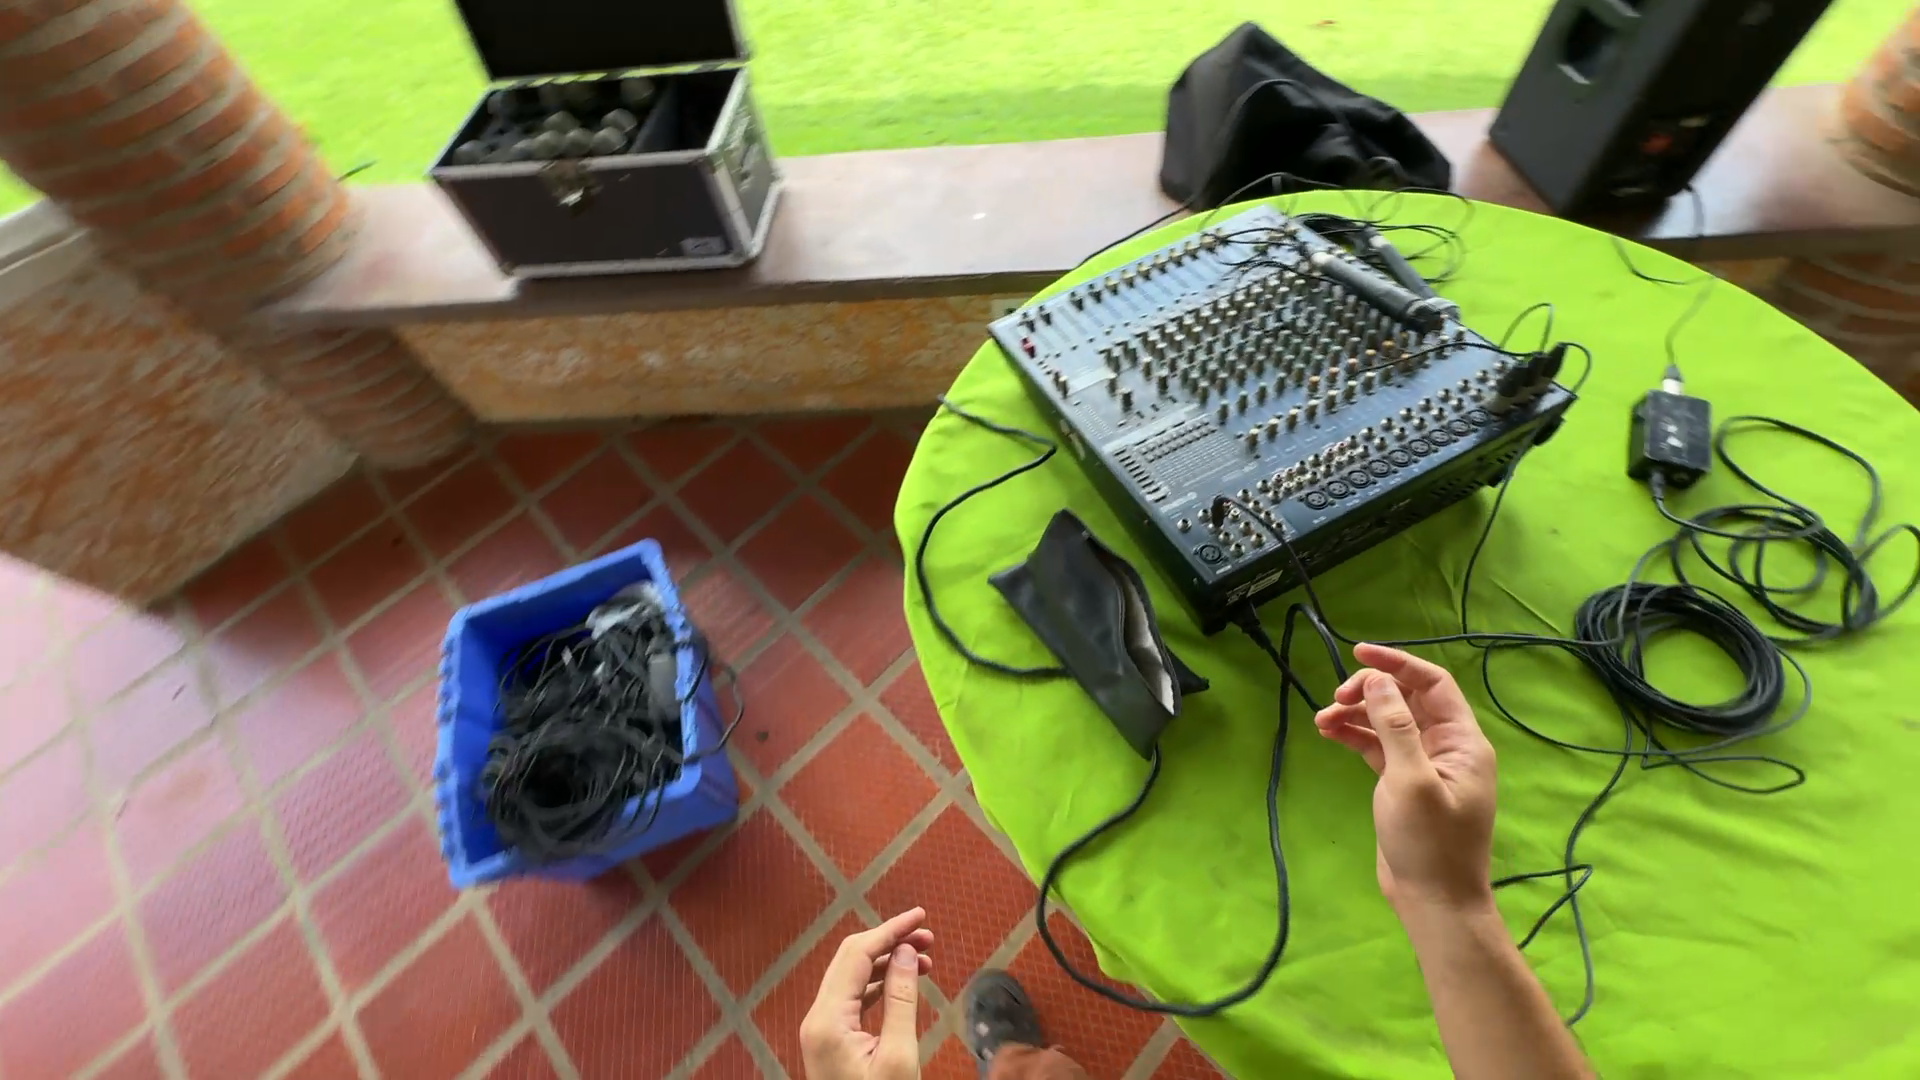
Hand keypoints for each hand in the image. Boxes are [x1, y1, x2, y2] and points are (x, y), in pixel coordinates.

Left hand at [800, 908, 934, 1079]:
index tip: (921, 917)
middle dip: (891, 941)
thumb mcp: (899, 1057)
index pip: (858, 953)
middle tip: (928, 938)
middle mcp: (818, 1017)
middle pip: (852, 958)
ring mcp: (822, 1029)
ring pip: (853, 975)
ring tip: (925, 959)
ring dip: (888, 961)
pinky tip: (906, 982)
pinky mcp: (830, 1040)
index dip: (890, 929)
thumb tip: (905, 951)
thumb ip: (901, 999)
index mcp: (827, 1019)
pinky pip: (854, 996)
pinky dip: (881, 982)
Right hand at [1312, 643, 1496, 914]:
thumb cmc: (1429, 842)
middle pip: (1405, 698)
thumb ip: (1395, 726)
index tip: (1357, 652)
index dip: (1397, 663)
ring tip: (1321, 720)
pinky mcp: (1401, 780)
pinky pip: (1376, 743)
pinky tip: (1328, 732)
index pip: (1432, 684)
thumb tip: (1378, 680)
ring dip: (1354, 713)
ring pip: (1386, 720)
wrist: (1434, 901)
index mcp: (1462, 742)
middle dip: (1369, 691)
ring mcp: (1423, 763)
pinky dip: (1352, 734)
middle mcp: (1446, 747)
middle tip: (1336, 698)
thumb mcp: (1410, 780)